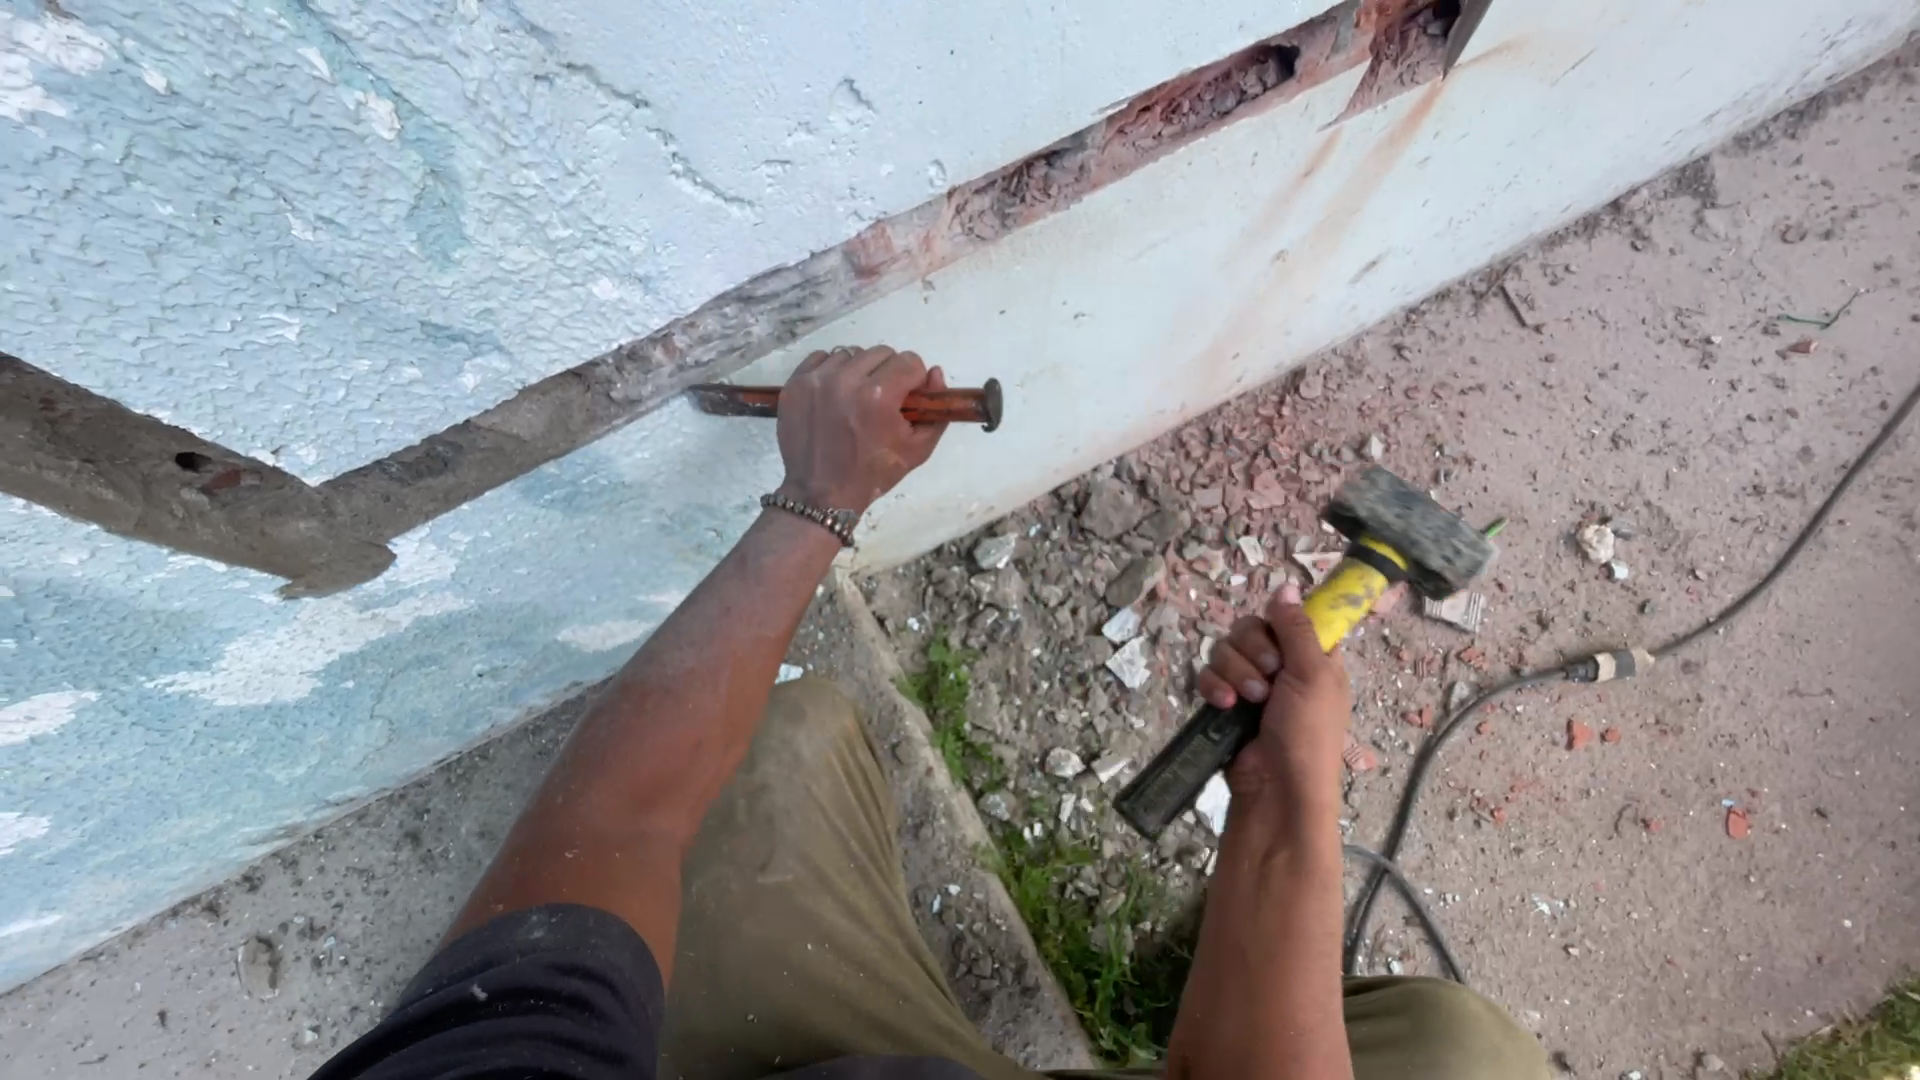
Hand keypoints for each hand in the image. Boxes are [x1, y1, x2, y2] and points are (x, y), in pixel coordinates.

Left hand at [773, 346, 950, 513]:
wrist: (821, 494)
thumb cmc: (873, 474)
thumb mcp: (917, 450)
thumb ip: (936, 411)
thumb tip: (935, 373)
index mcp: (878, 397)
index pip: (909, 361)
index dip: (914, 379)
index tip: (908, 398)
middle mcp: (846, 380)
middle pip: (881, 353)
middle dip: (889, 373)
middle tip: (883, 400)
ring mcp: (817, 380)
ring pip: (852, 353)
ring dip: (860, 371)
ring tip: (857, 399)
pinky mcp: (796, 383)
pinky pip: (822, 358)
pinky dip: (833, 371)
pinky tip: (835, 395)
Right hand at [1196, 583, 1351, 807]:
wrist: (1276, 788)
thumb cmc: (1308, 733)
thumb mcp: (1314, 675)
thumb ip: (1298, 628)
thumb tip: (1289, 584)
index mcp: (1313, 657)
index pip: (1288, 617)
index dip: (1278, 623)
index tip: (1278, 638)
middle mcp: (1282, 666)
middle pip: (1250, 629)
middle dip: (1251, 652)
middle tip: (1267, 677)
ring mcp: (1251, 684)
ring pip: (1225, 650)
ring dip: (1233, 673)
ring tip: (1246, 701)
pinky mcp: (1224, 701)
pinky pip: (1207, 675)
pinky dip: (1213, 687)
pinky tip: (1223, 704)